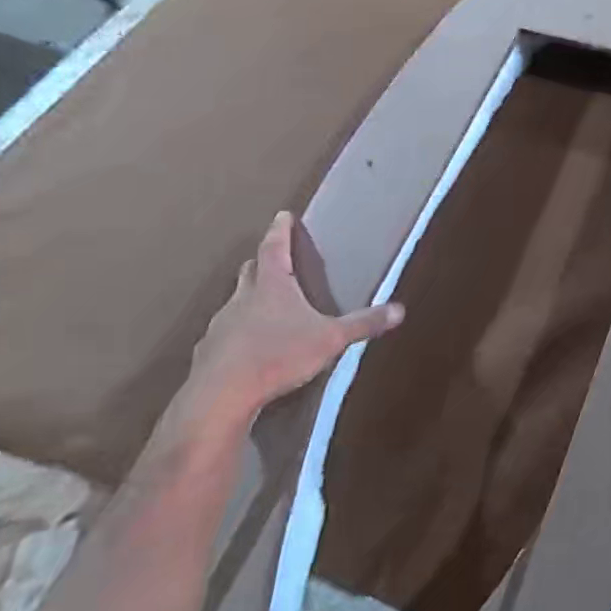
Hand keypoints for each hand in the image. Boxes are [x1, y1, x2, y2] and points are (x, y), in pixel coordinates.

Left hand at [186, 211, 403, 423]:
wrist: (221, 395)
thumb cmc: (278, 355)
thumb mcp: (331, 339)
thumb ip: (364, 324)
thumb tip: (400, 310)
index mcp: (271, 286)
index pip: (274, 248)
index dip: (280, 230)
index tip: (283, 215)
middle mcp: (243, 298)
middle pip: (251, 270)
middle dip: (263, 262)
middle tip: (276, 259)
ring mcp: (221, 324)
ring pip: (237, 301)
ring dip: (251, 298)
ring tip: (269, 307)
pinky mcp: (210, 350)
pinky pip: (227, 331)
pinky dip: (240, 330)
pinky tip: (252, 346)